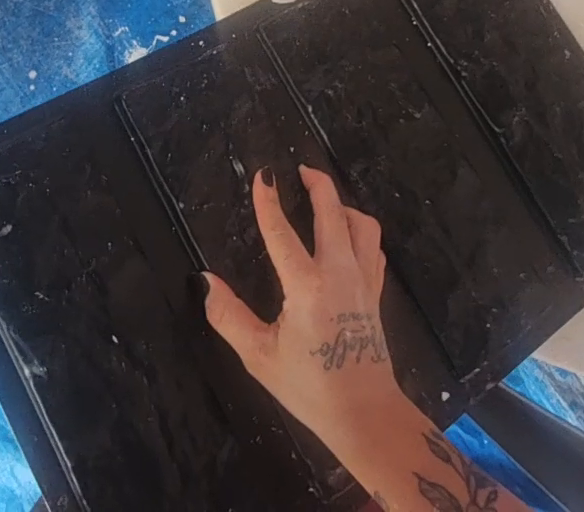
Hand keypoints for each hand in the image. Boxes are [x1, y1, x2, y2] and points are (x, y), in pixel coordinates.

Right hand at [202, 165, 403, 447]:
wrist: (366, 414)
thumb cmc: (309, 387)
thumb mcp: (259, 356)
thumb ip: (229, 316)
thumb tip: (206, 281)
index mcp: (308, 287)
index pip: (282, 232)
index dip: (269, 201)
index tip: (264, 175)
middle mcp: (339, 273)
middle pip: (333, 212)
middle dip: (319, 183)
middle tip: (302, 169)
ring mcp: (364, 280)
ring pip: (362, 224)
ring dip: (343, 205)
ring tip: (325, 201)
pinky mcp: (376, 291)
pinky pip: (372, 246)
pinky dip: (359, 230)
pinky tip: (346, 237)